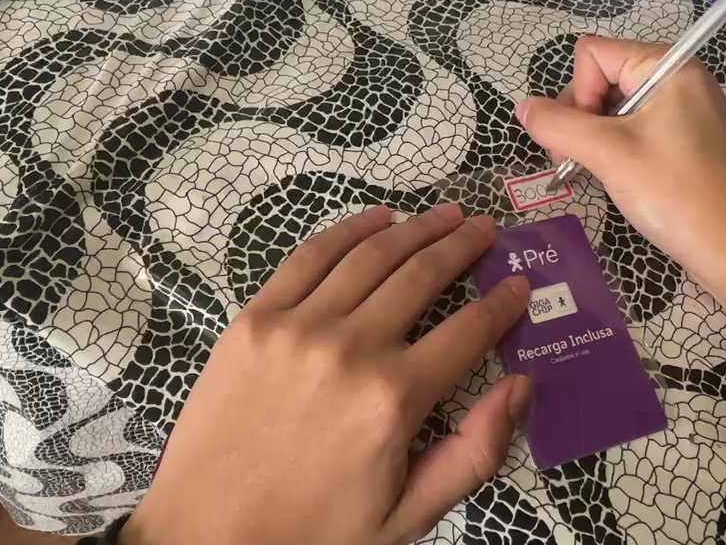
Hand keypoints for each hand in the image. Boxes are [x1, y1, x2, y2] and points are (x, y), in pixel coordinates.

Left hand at [123, 204, 530, 544]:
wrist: (204, 537)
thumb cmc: (314, 533)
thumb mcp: (406, 519)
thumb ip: (473, 453)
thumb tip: (521, 384)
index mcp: (394, 400)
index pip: (468, 333)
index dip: (502, 304)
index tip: (519, 282)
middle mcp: (352, 348)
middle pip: (423, 276)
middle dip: (463, 246)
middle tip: (485, 227)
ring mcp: (299, 325)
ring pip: (373, 256)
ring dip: (417, 227)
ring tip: (446, 213)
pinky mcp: (257, 316)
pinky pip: (311, 255)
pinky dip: (350, 229)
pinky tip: (378, 217)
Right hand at [514, 37, 725, 340]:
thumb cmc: (677, 195)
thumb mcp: (609, 155)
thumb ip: (558, 125)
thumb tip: (522, 107)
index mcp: (668, 65)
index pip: (593, 54)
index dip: (576, 93)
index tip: (586, 139)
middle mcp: (679, 77)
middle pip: (602, 76)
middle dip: (582, 116)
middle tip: (580, 162)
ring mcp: (687, 108)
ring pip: (615, 105)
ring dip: (597, 137)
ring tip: (603, 174)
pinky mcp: (689, 138)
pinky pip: (637, 126)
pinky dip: (619, 148)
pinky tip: (623, 178)